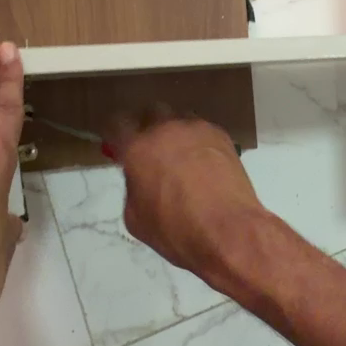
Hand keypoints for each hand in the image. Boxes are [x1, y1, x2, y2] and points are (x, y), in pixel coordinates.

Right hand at [111, 112, 271, 288]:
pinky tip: (205, 165)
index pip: (117, 124)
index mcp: (137, 149)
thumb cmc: (177, 232)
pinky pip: (202, 130)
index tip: (119, 146)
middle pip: (150, 113)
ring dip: (175, 133)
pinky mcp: (220, 134)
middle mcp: (164, 129)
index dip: (117, 135)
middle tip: (152, 152)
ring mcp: (194, 128)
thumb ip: (133, 187)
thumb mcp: (136, 219)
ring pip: (179, 119)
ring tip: (183, 159)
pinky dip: (198, 142)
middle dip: (148, 128)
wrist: (229, 231)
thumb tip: (140, 177)